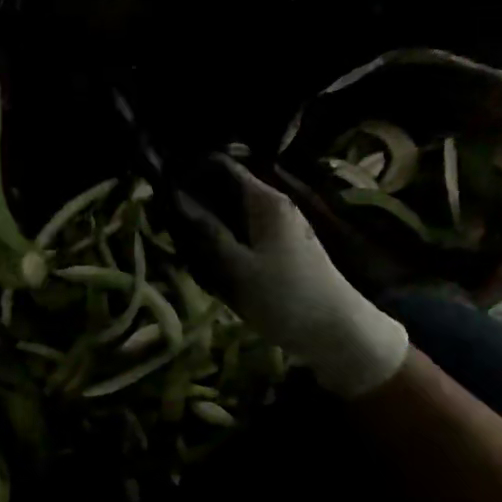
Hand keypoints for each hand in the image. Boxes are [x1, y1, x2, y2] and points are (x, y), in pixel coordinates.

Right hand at [177, 155, 408, 397]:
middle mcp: (273, 205)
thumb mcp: (237, 267)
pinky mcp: (279, 246)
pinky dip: (221, 239)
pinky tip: (207, 261)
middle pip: (224, 188)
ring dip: (205, 223)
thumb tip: (174, 196)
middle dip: (193, 201)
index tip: (161, 189)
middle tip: (164, 221)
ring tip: (182, 243)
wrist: (341, 336)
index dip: (188, 171)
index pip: (220, 165)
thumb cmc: (287, 298)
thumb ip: (205, 230)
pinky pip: (241, 231)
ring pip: (230, 212)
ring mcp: (278, 226)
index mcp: (265, 200)